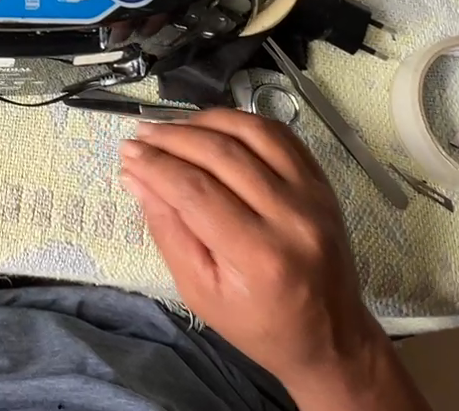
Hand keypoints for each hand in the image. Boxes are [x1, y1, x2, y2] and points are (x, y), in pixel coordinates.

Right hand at [120, 110, 424, 407]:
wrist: (331, 336)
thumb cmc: (258, 323)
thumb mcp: (199, 291)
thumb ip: (166, 229)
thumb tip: (135, 176)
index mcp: (259, 256)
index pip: (195, 191)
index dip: (155, 165)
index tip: (127, 152)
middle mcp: (291, 218)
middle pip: (221, 154)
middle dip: (172, 138)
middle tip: (141, 134)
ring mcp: (312, 194)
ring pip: (250, 132)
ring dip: (203, 122)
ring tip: (171, 127)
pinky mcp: (321, 181)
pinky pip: (277, 133)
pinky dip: (239, 121)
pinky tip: (211, 127)